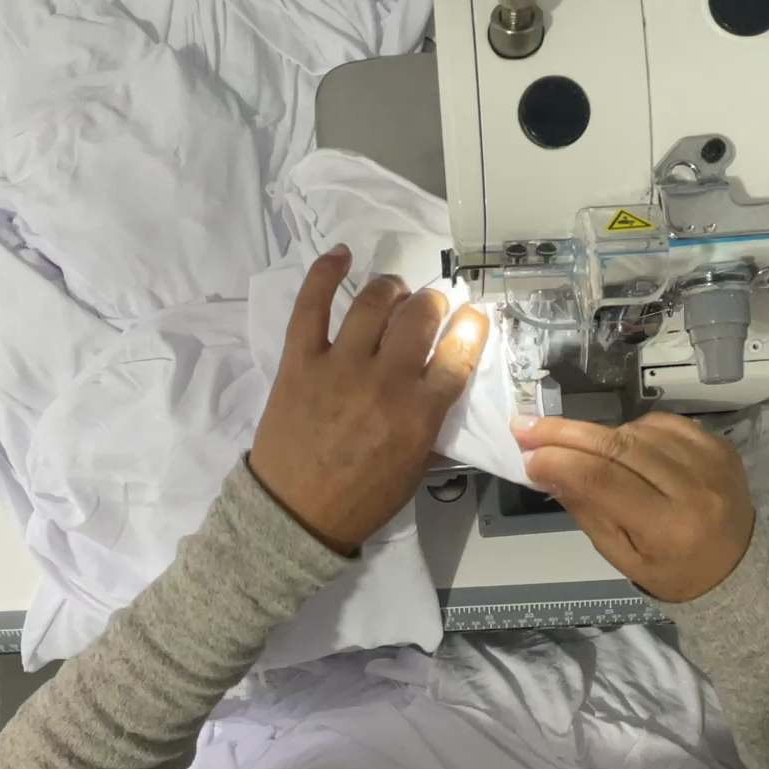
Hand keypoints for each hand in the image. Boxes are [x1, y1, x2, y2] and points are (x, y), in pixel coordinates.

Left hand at [250, 246, 489, 553]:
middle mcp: (385, 381)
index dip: (472, 328)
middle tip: (428, 308)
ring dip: (392, 288)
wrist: (295, 514)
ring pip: (374, 304)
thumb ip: (431, 423)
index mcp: (418, 413)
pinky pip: (311, 305)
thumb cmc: (361, 499)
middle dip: (433, 304)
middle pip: (420, 318)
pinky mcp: (300, 360)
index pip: (458, 354)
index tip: (474, 317)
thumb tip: (440, 385)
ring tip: (394, 291)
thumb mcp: (414, 469)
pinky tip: (342, 255)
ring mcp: (340, 366)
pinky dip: (326, 273)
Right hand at [513, 413, 755, 601]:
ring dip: (598, 435)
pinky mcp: (718, 444)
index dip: (560, 461)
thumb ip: (585, 509)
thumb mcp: (620, 555)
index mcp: (669, 527)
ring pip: (635, 430)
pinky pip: (660, 422)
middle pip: (618, 447)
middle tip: (526, 426)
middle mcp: (695, 488)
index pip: (604, 480)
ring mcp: (711, 460)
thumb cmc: (670, 570)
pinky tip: (623, 446)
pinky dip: (631, 430)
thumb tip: (544, 468)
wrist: (735, 568)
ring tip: (582, 451)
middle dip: (565, 433)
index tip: (526, 454)